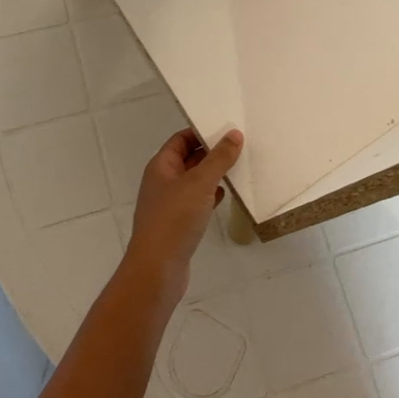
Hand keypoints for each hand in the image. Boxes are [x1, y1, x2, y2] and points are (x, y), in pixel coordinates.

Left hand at [124, 129, 242, 302]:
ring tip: (239, 168)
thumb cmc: (174, 219)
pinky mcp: (178, 224)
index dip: (202, 132)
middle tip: (240, 146)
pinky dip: (211, 196)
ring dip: (213, 175)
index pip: (181, 139)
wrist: (157, 269)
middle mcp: (162, 181)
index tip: (228, 128)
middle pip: (188, 159)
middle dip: (211, 153)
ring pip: (194, 182)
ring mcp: (169, 204)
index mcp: (161, 166)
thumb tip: (234, 134)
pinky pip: (197, 202)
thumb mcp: (200, 183)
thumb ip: (218, 159)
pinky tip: (227, 196)